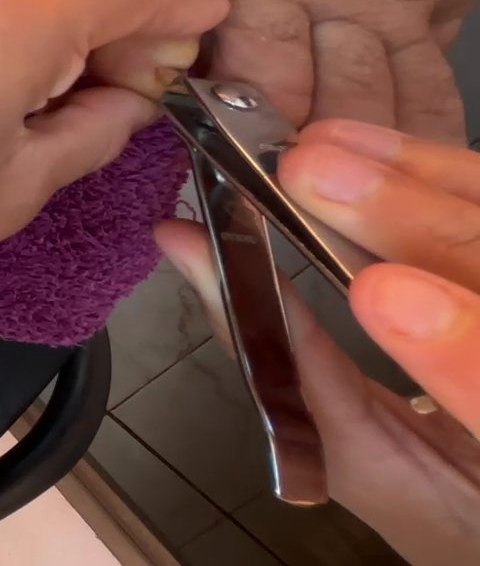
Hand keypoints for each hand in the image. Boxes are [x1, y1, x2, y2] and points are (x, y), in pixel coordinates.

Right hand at [158, 121, 479, 564]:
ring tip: (329, 141)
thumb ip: (278, 358)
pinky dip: (450, 170)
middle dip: (430, 230)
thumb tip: (182, 238)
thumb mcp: (357, 457)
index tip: (380, 292)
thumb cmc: (440, 492)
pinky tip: (379, 144)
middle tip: (309, 168)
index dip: (466, 357)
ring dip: (438, 180)